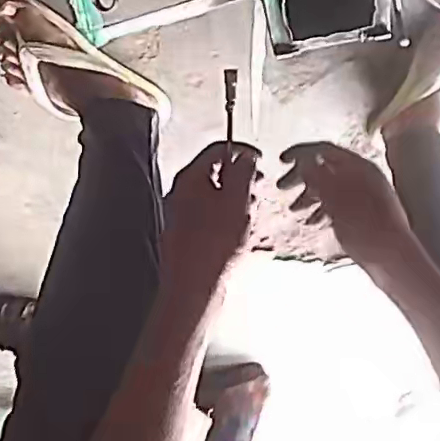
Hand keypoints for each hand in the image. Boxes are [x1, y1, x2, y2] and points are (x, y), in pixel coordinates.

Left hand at [161, 141, 260, 290]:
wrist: (193, 290)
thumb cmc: (214, 246)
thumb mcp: (237, 201)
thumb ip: (242, 173)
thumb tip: (245, 156)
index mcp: (190, 179)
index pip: (216, 150)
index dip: (242, 152)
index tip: (260, 160)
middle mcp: (179, 193)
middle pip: (214, 173)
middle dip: (239, 179)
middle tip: (258, 190)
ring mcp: (179, 215)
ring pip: (212, 196)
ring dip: (235, 200)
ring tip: (252, 216)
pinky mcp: (184, 236)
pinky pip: (208, 217)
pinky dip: (225, 218)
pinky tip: (239, 235)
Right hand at [278, 143, 427, 284]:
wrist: (393, 260)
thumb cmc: (365, 228)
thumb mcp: (335, 201)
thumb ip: (318, 177)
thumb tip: (304, 160)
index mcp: (358, 167)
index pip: (324, 149)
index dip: (300, 152)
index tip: (281, 160)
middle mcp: (364, 176)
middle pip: (326, 166)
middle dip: (302, 176)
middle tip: (281, 187)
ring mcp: (367, 195)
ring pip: (332, 186)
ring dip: (310, 195)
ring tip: (293, 209)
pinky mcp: (367, 213)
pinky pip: (340, 203)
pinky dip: (323, 208)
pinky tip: (312, 221)